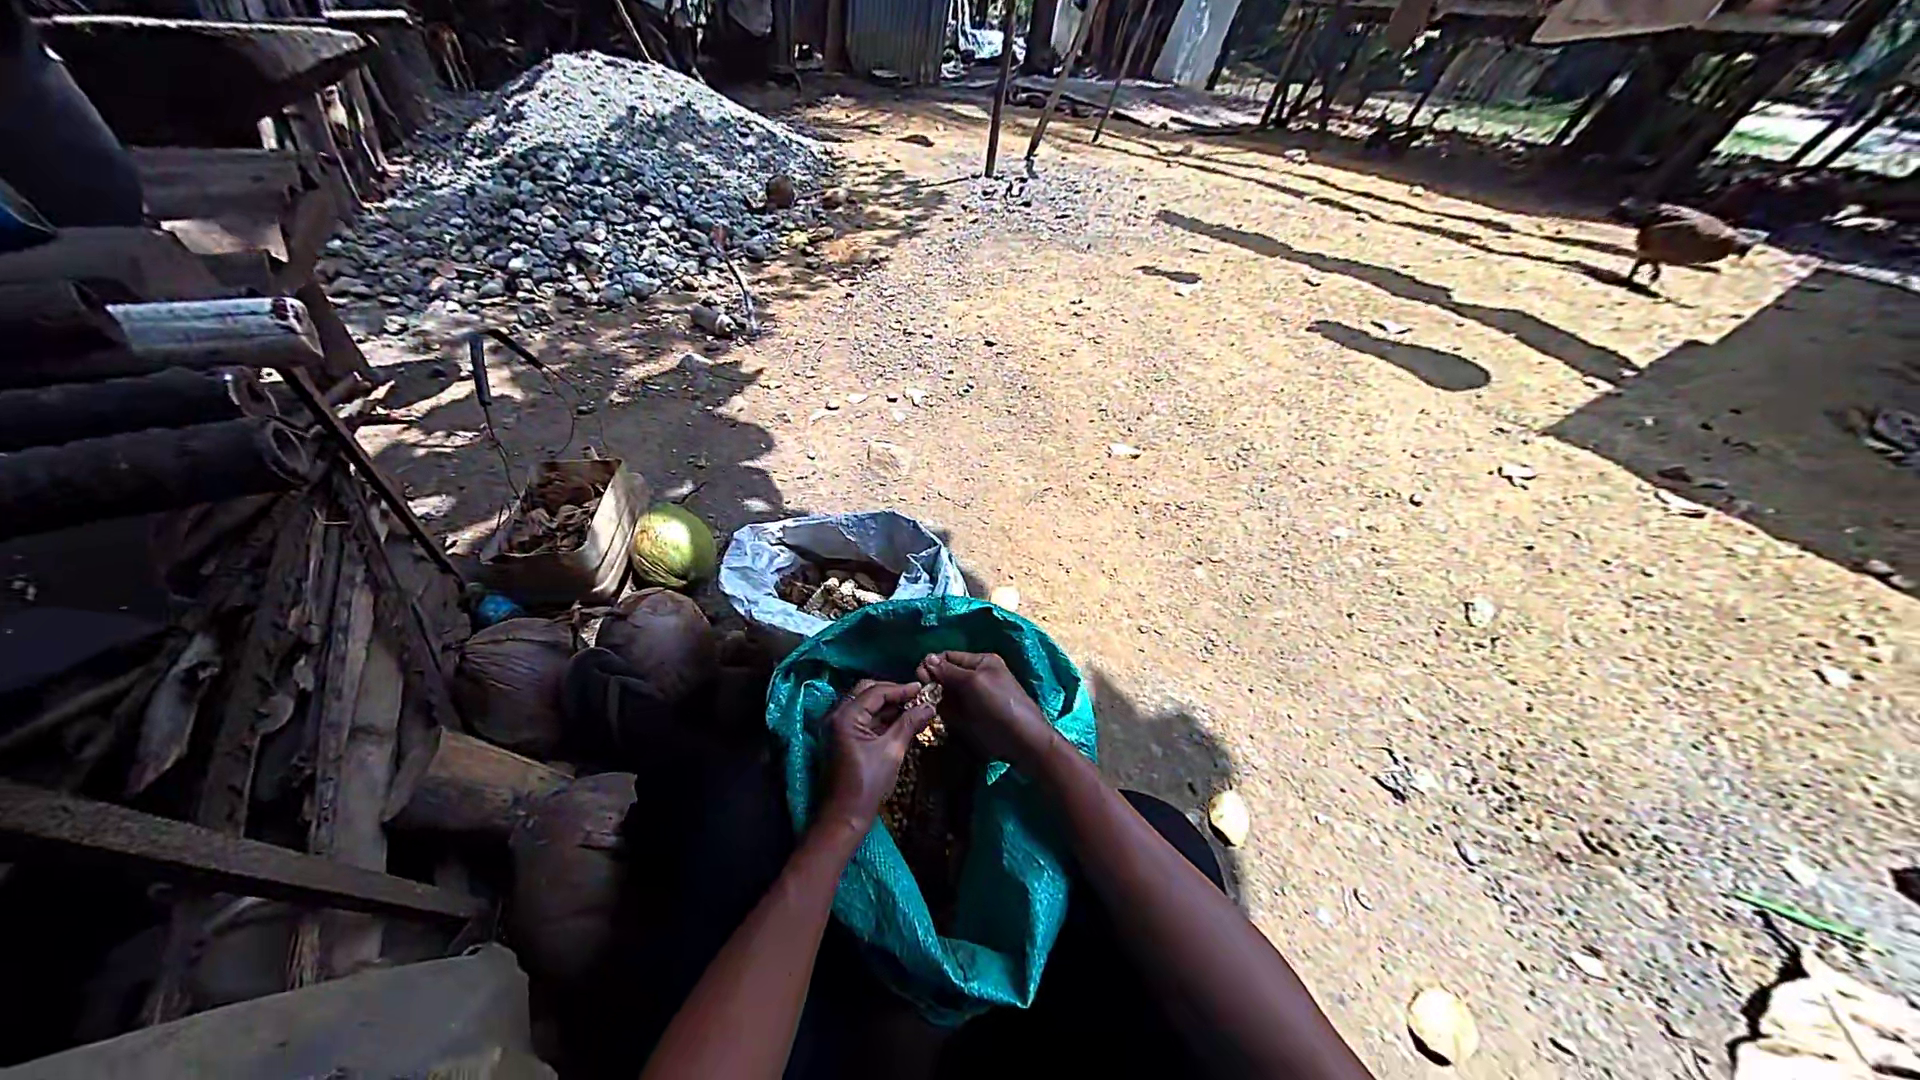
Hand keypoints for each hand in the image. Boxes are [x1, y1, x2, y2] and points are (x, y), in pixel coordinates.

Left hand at [819, 680, 936, 828]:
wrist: (843, 817)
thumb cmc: (867, 784)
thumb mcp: (892, 751)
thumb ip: (909, 723)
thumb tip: (930, 706)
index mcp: (845, 716)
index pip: (875, 692)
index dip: (900, 689)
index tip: (922, 689)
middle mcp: (836, 716)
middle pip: (866, 692)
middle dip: (892, 693)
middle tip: (916, 696)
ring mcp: (836, 726)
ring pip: (863, 704)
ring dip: (886, 704)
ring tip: (911, 706)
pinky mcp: (840, 737)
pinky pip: (860, 717)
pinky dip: (878, 716)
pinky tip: (898, 719)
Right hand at [915, 652, 1056, 771]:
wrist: (1020, 740)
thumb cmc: (1000, 704)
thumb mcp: (974, 682)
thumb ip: (949, 671)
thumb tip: (927, 658)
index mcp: (980, 662)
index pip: (949, 657)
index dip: (934, 664)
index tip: (920, 675)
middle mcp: (974, 678)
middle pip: (944, 675)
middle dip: (932, 682)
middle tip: (922, 691)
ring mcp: (970, 698)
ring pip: (943, 694)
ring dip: (934, 698)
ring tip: (928, 703)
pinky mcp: (967, 717)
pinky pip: (948, 710)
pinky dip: (941, 711)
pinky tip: (937, 714)